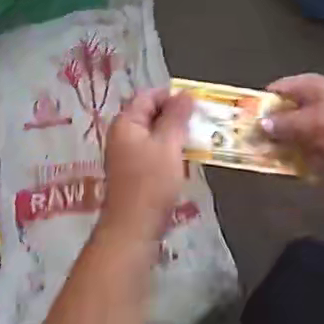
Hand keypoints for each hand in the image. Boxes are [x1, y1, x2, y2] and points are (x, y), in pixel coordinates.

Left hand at [99, 88, 193, 239]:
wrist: (133, 230)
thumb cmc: (151, 183)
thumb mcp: (168, 145)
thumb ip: (177, 117)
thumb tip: (186, 93)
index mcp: (126, 123)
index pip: (148, 95)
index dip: (172, 95)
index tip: (196, 103)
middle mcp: (122, 135)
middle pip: (150, 113)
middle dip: (175, 114)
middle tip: (201, 120)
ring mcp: (126, 155)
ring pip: (153, 134)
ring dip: (174, 134)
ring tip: (198, 138)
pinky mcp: (133, 173)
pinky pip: (153, 151)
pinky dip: (169, 150)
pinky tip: (185, 159)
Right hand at [262, 74, 323, 186]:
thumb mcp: (314, 123)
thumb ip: (285, 123)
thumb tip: (260, 124)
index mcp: (311, 87)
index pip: (277, 90)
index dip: (261, 103)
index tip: (245, 120)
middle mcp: (314, 102)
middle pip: (282, 113)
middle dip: (270, 129)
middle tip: (252, 144)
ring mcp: (321, 124)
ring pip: (292, 134)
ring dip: (283, 146)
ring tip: (267, 159)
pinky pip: (304, 150)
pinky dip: (298, 158)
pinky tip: (291, 168)